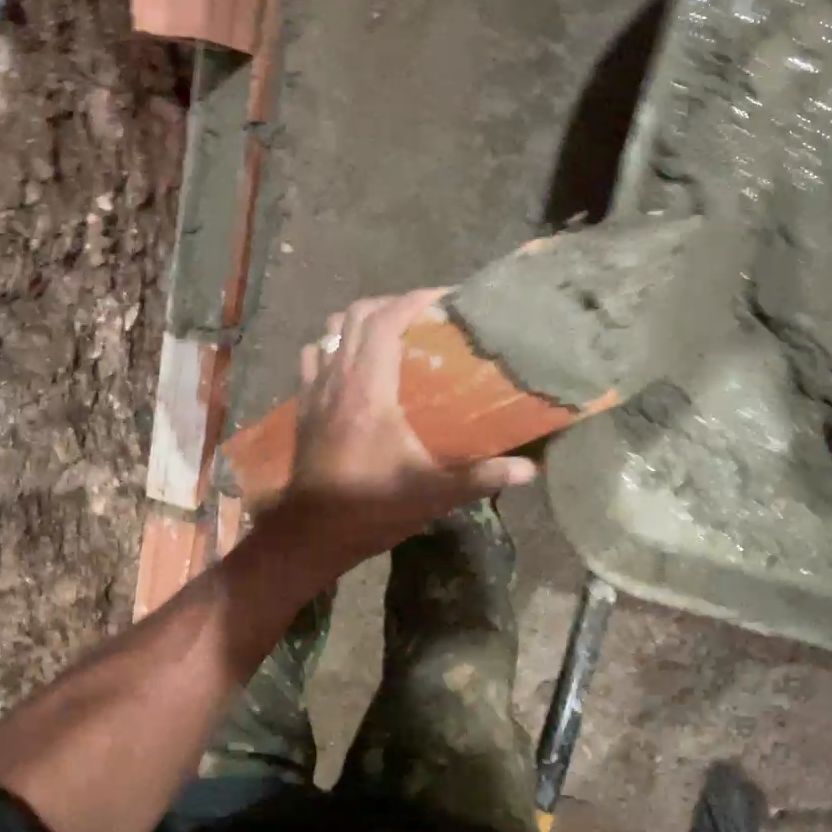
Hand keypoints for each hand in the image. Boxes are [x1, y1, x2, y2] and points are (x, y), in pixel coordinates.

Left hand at [266, 290, 536, 576]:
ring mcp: (314, 390)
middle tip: (422, 316)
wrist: (311, 532)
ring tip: (389, 333)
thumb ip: (480, 476)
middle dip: (390, 304)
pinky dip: (332, 347)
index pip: (385, 321)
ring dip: (358, 322)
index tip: (443, 299)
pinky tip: (350, 364)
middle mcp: (337, 378)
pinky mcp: (302, 406)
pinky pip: (313, 357)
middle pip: (356, 315)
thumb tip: (529, 470)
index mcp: (368, 389)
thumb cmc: (371, 508)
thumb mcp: (432, 494)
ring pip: (330, 331)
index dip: (413, 300)